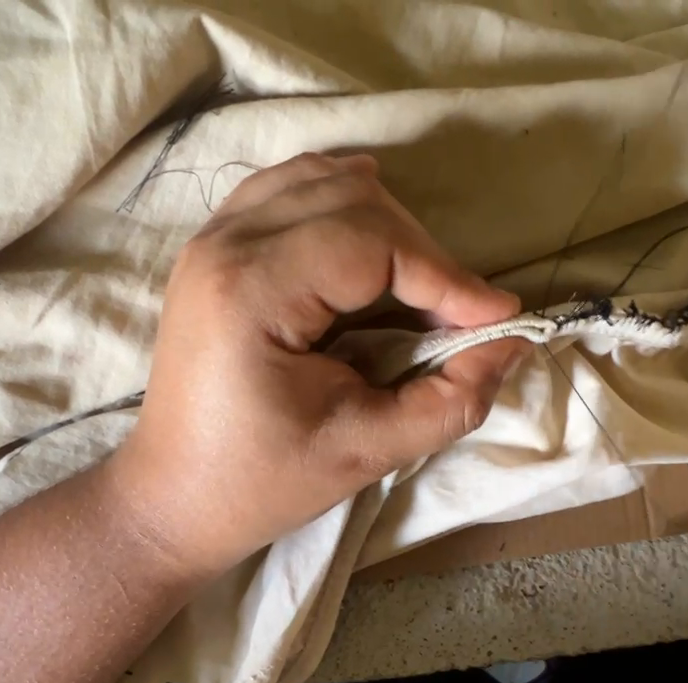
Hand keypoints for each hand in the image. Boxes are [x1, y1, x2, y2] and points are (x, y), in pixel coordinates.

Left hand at [109, 152, 528, 574]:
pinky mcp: (214, 248)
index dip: (447, 276)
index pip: (374, 242)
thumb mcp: (368, 451)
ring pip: (324, 180)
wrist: (175, 497)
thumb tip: (512, 343)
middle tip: (457, 316)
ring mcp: (212, 237)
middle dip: (423, 251)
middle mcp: (226, 244)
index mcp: (253, 292)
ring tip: (423, 284)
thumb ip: (451, 399)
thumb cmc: (264, 483)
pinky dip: (342, 204)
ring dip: (389, 224)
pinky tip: (371, 239)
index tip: (497, 319)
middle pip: (354, 198)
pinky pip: (290, 189)